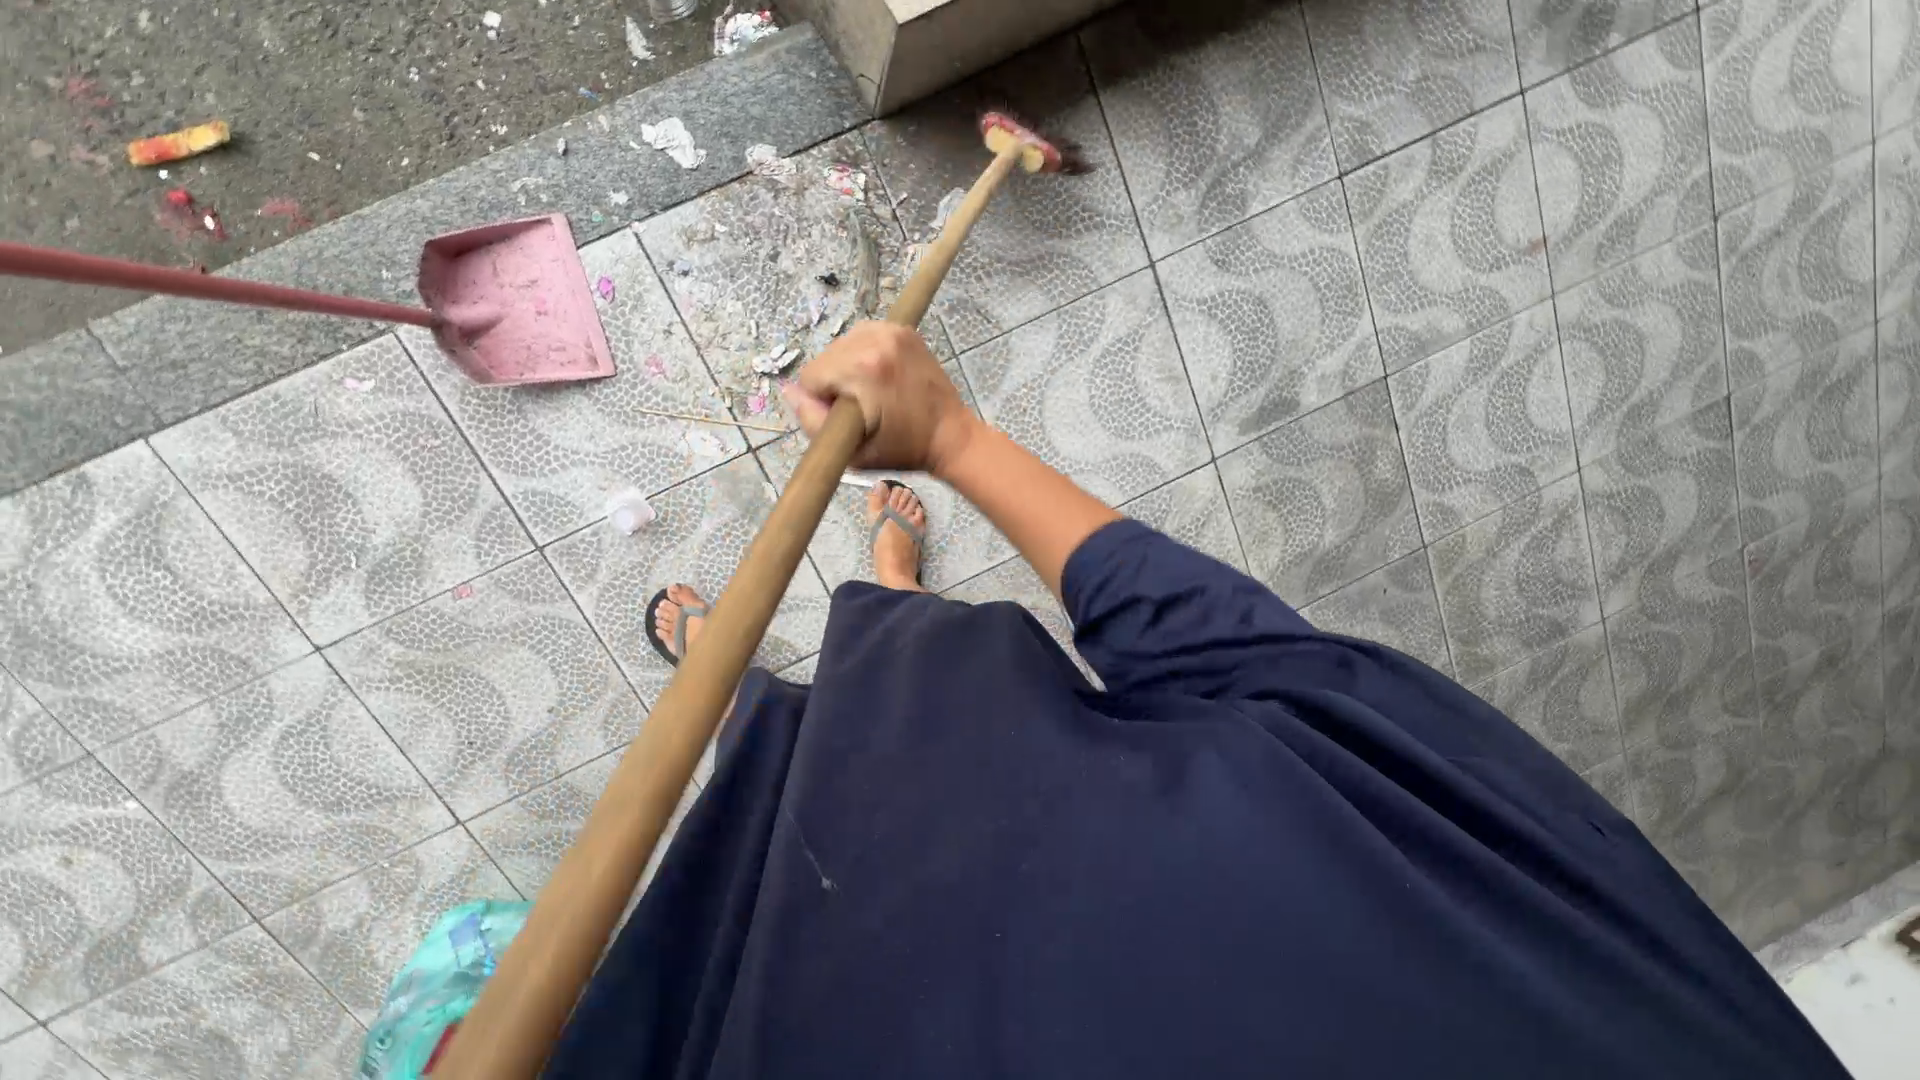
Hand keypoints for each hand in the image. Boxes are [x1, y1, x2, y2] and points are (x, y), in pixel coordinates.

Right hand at [783, 321, 981, 474]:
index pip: (810, 377)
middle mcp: (874, 340)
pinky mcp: (902, 329)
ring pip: (841, 347)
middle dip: (833, 384)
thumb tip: (789, 392)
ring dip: (846, 369)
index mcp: (862, 368)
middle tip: (861, 408)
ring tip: (871, 393)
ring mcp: (891, 330)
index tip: (846, 419)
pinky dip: (863, 355)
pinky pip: (862, 337)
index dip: (821, 402)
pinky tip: (878, 376)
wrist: (950, 435)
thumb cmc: (903, 449)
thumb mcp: (852, 450)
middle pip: (825, 359)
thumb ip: (813, 422)